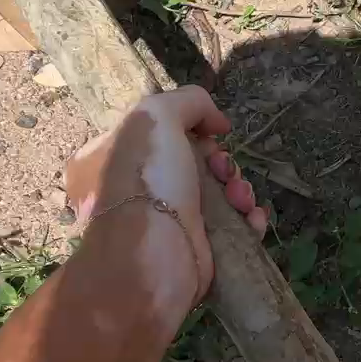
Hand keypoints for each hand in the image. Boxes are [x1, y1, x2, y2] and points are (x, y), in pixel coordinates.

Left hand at [64, 87, 267, 305]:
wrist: (153, 260)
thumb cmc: (146, 182)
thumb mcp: (155, 117)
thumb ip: (187, 101)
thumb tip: (216, 122)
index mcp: (111, 159)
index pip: (158, 134)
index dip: (190, 129)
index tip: (209, 134)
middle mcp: (137, 191)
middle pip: (195, 163)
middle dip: (221, 161)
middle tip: (223, 169)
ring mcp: (168, 224)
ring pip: (219, 194)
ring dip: (239, 189)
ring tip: (239, 198)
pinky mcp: (198, 250)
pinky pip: (232, 226)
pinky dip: (246, 219)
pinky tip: (249, 218)